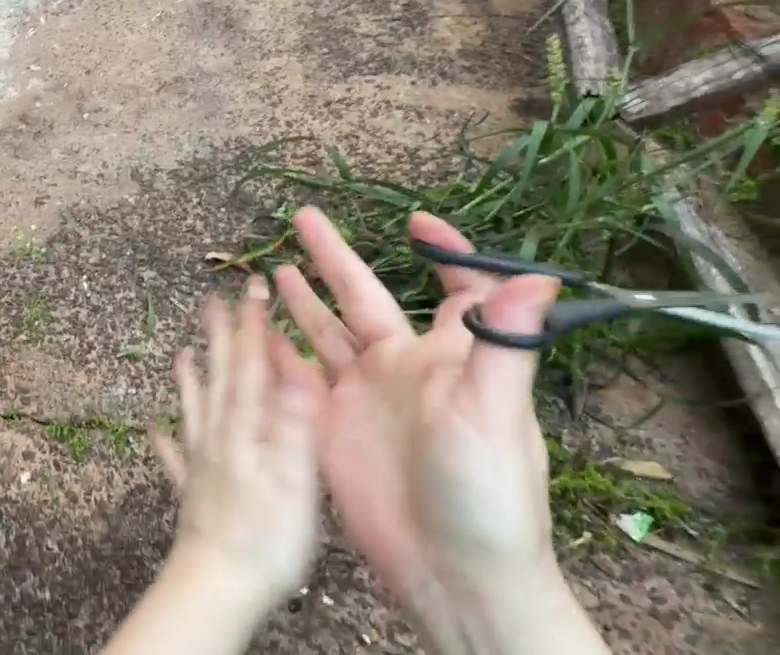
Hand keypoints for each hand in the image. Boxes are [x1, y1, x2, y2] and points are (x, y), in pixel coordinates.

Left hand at [154, 277, 326, 602]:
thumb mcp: (295, 481)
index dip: (252, 326)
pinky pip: (173, 455)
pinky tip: (155, 429)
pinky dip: (165, 437)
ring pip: (193, 407)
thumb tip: (296, 369)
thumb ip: (293, 423)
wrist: (216, 582)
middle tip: (212, 299)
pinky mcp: (190, 491)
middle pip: (218, 376)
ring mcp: (199, 462)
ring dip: (190, 376)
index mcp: (244, 429)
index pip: (249, 365)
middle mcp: (216, 436)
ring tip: (181, 350)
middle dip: (219, 337)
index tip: (253, 287)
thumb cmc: (265, 538)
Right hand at [275, 207, 606, 653]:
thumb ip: (502, 343)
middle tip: (301, 219)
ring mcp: (360, 395)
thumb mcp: (494, 413)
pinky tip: (254, 329)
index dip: (442, 254)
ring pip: (322, 331)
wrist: (449, 571)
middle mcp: (399, 368)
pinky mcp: (327, 423)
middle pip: (360, 298)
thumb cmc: (487, 492)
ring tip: (272, 269)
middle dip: (332, 257)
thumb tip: (536, 278)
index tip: (418, 222)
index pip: (453, 292)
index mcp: (445, 358)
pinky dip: (273, 348)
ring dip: (299, 299)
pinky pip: (294, 373)